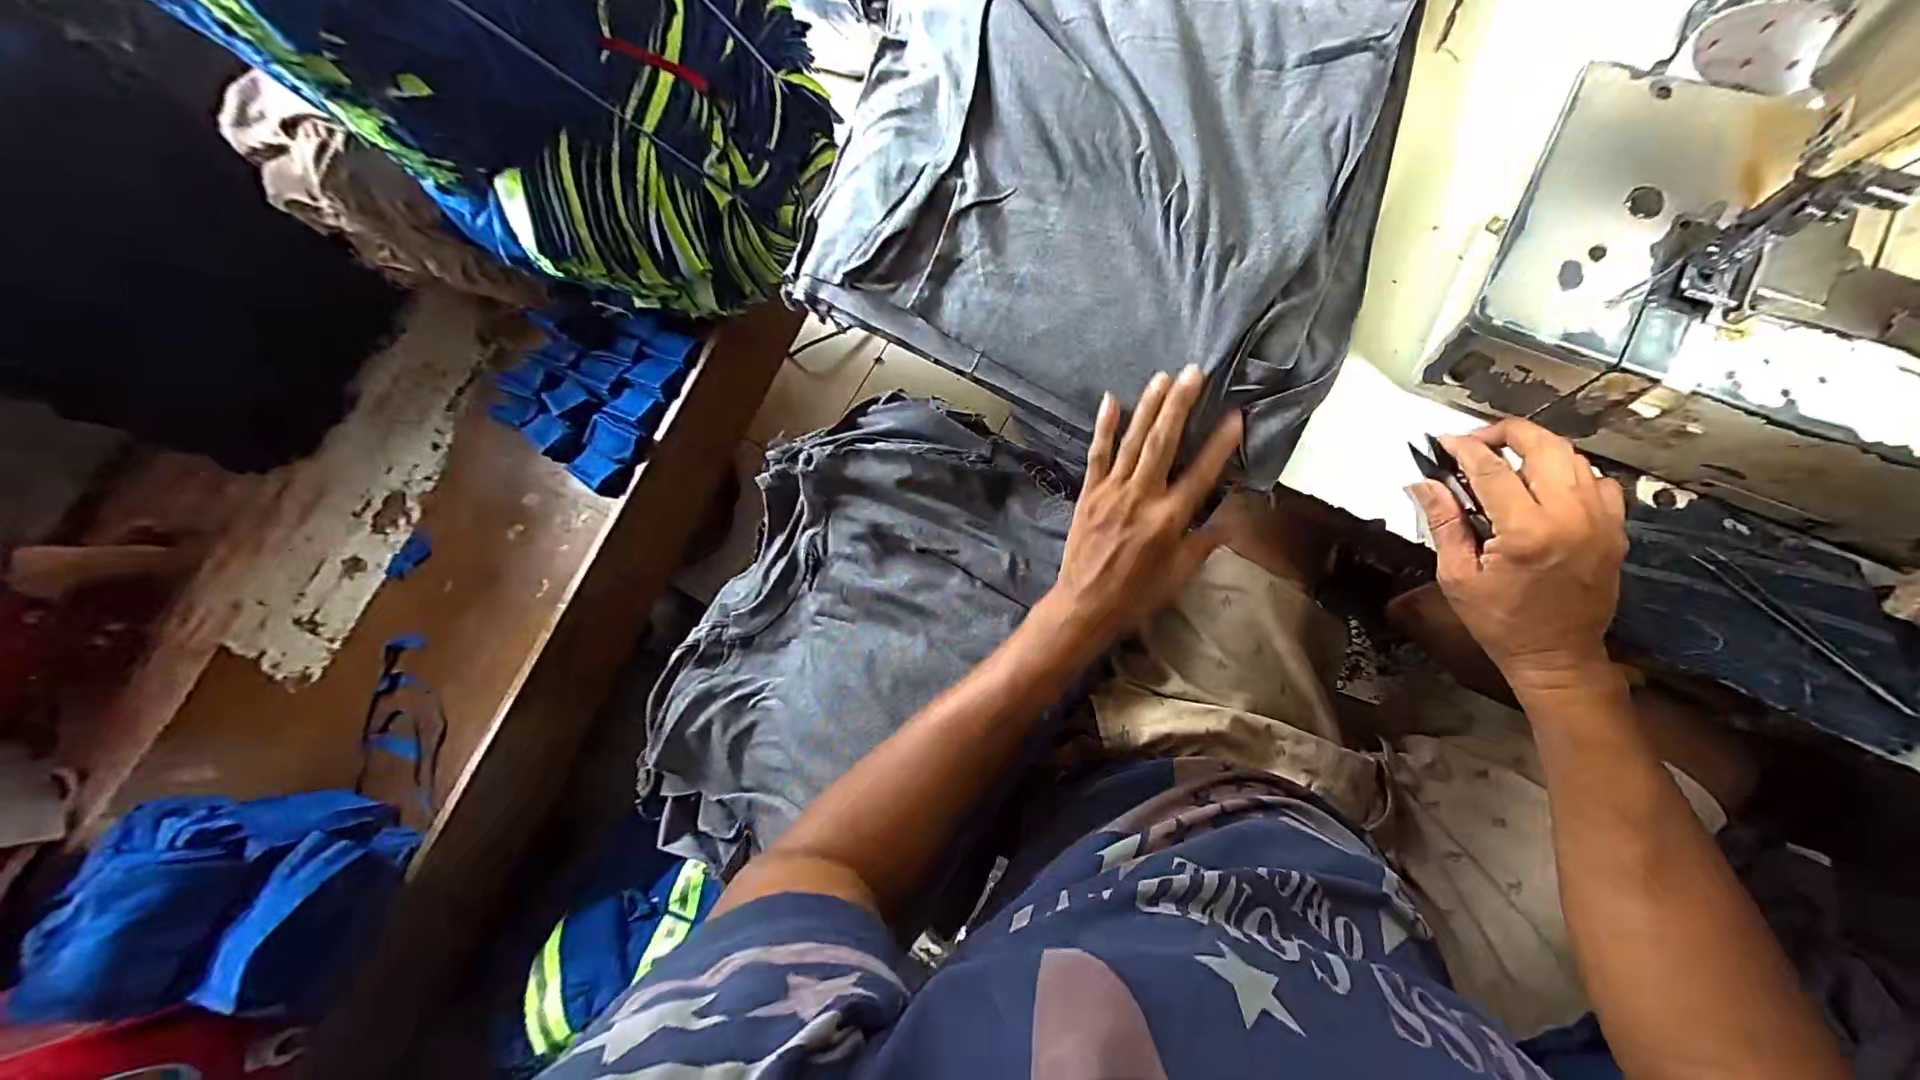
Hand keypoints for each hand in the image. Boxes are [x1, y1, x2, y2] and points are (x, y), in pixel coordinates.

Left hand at [1040, 366, 1242, 648]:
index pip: (1202, 473)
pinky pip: (1097, 454)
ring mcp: (1111, 491)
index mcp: (1169, 518)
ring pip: (1133, 441)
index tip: (1236, 414)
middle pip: (1164, 443)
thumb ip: (1203, 543)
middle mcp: (1142, 497)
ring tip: (1163, 376)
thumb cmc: (1136, 595)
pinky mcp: (1088, 493)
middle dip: (1180, 405)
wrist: (1084, 604)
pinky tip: (1112, 400)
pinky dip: (1105, 427)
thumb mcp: (1179, 575)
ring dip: (1149, 406)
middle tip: (1195, 372)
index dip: (1221, 443)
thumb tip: (1229, 520)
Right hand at [1408, 418, 1627, 695]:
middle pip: (1546, 447)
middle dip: (1507, 433)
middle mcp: (1572, 520)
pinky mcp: (1614, 530)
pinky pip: (1597, 481)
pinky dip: (1569, 471)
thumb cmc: (1500, 621)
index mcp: (1528, 533)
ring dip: (1537, 449)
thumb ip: (1444, 522)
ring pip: (1575, 458)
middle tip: (1476, 440)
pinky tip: (1542, 483)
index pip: (1494, 470)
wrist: (1556, 654)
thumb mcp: (1456, 574)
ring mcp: (1601, 523)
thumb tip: (1425, 485)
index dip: (1465, 449)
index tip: (1444, 441)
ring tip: (1504, 459)